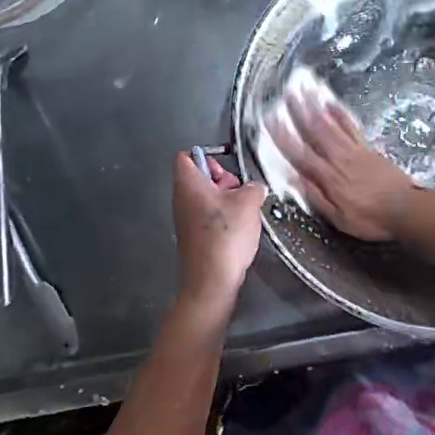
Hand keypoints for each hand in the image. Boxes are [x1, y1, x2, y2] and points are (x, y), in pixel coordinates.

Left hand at [171, 152, 266, 311]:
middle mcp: (181, 198)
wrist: (212, 279)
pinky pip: (208, 216)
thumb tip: (254, 187)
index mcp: (187, 183)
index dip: (207, 154)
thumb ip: (253, 187)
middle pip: (200, 176)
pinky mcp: (193, 235)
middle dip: (223, 180)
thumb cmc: (225, 234)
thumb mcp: (248, 202)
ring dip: (227, 200)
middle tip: (240, 192)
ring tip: (244, 212)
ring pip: (207, 197)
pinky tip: (239, 230)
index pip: (186, 156)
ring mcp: (185, 218)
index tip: (226, 167)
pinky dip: (223, 217)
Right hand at [271, 91, 417, 241]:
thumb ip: (315, 196)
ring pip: (331, 125)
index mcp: (328, 177)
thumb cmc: (371, 218)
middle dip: (300, 111)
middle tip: (288, 94)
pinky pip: (351, 127)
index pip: (300, 154)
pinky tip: (332, 104)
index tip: (271, 121)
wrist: (407, 210)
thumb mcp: (338, 217)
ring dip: (317, 106)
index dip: (283, 136)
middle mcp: (338, 159)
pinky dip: (340, 114)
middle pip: (315, 131)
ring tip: (306, 91)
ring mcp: (354, 151)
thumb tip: (294, 179)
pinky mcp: (368, 148)